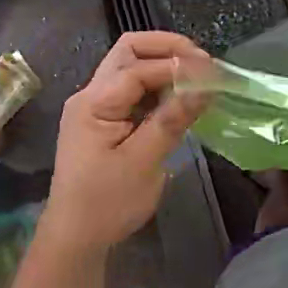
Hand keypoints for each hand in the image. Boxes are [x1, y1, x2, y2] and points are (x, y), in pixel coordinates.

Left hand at [41, 33, 212, 251]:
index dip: (176, 65)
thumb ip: (172, 120)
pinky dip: (158, 85)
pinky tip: (180, 95)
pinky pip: (132, 89)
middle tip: (204, 62)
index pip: (138, 68)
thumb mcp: (144, 163)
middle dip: (167, 49)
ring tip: (198, 76)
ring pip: (130, 66)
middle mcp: (91, 95)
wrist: (75, 237)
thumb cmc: (107, 204)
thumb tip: (206, 86)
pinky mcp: (103, 120)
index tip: (212, 72)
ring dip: (164, 64)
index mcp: (94, 103)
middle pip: (129, 51)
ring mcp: (95, 106)